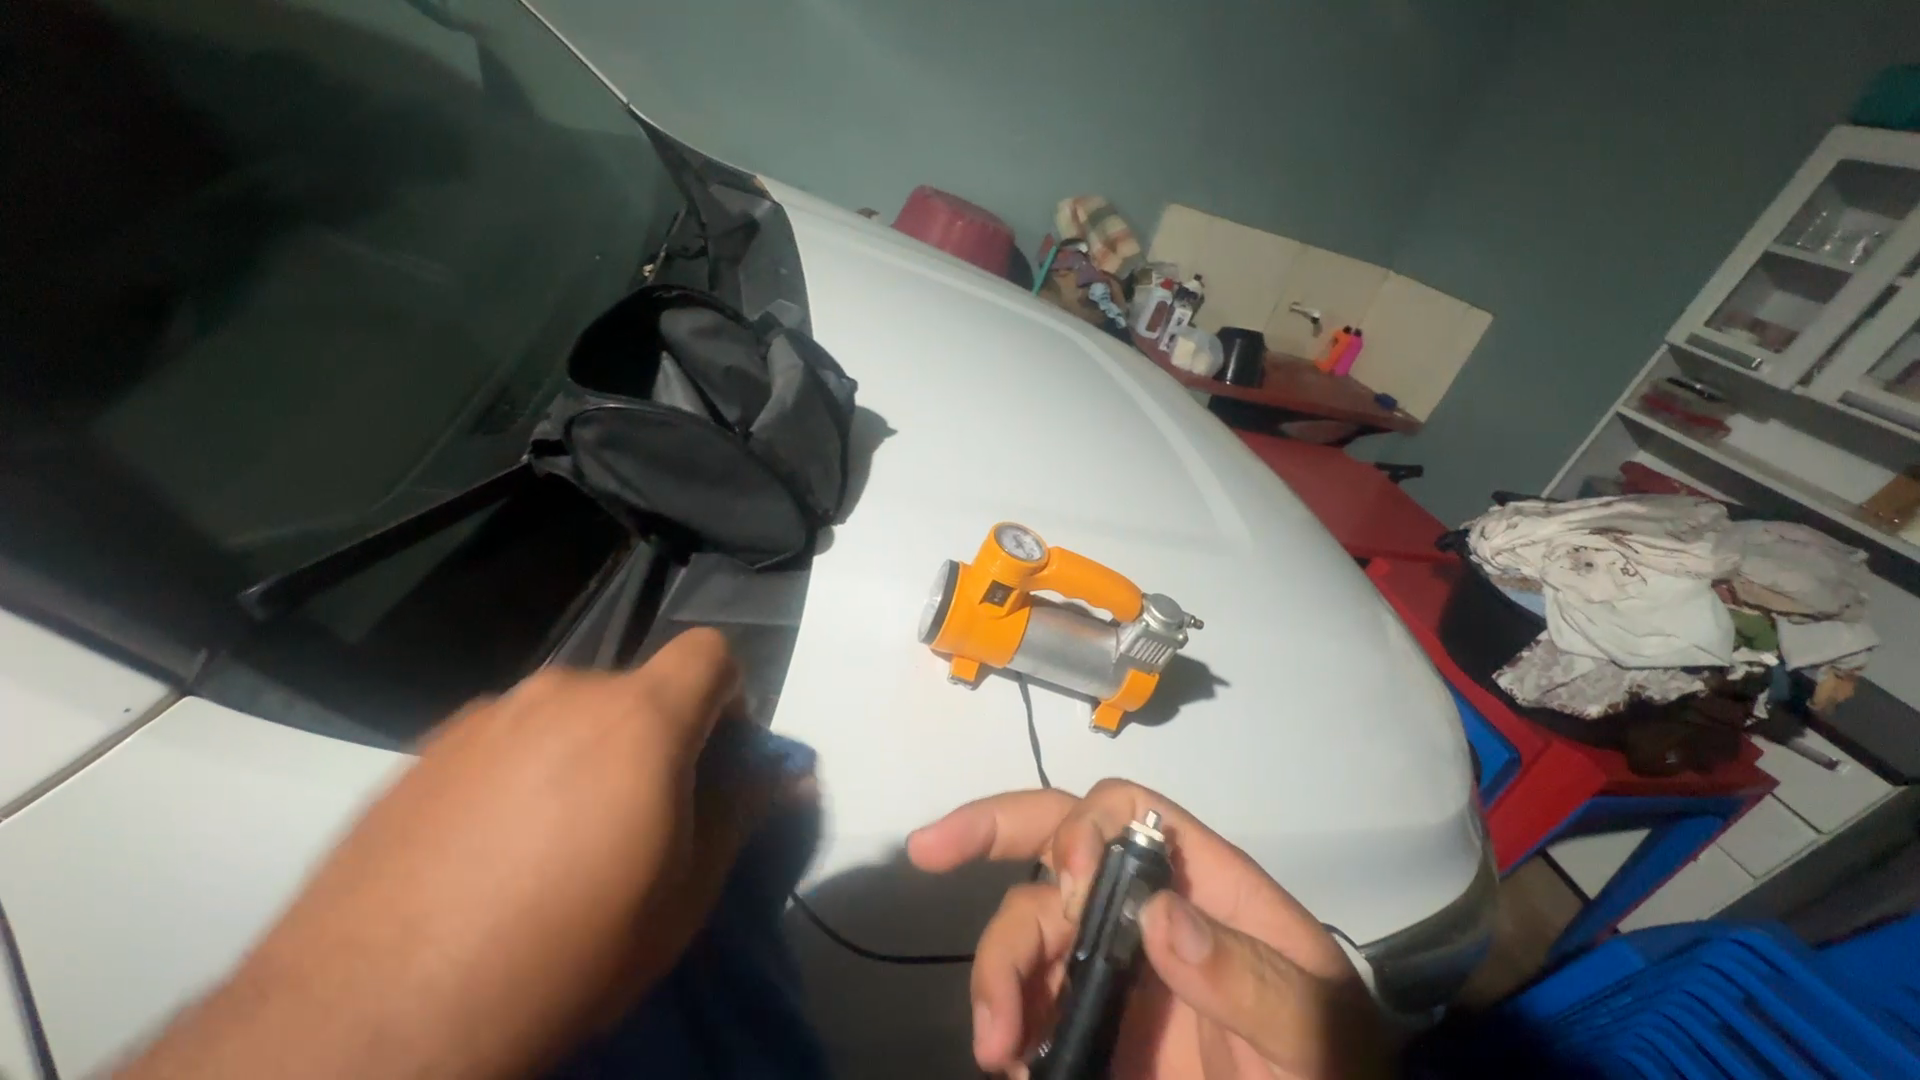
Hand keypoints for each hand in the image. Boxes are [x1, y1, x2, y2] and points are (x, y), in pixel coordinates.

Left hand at [123, 629, 783, 1079]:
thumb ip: (741, 812)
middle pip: (635, 692)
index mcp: (639, 716)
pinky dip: (519, 777)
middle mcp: (560, 694)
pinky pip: (502, 745)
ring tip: (551, 848)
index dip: (728, 698)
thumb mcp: (685, 891)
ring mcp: (482, 719)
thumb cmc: (570, 946)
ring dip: (583, 758)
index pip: (709, 652)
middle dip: (654, 739)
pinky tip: (488, 856)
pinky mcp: (420, 754)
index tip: (714, 763)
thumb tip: (786, 774)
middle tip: (636, 823)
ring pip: (565, 719)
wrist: (378, 1013)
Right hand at [908, 779, 1390, 1079]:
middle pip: (1055, 842)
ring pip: (1029, 923)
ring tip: (994, 1042)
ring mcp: (1111, 961)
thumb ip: (1248, 975)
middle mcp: (1142, 907)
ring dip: (995, 966)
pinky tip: (1005, 1056)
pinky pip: (1026, 994)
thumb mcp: (1312, 1030)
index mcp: (1199, 884)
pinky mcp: (1087, 1019)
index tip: (1069, 889)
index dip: (1086, 830)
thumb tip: (1158, 912)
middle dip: (987, 830)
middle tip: (927, 849)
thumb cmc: (1328, 1077)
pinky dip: (1002, 1013)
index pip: (1128, 813)